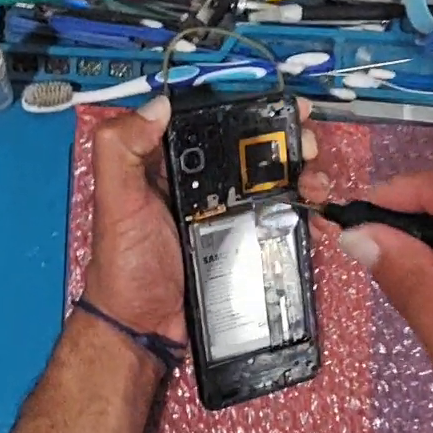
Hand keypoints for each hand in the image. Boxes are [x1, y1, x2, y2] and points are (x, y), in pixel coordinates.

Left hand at [84, 97, 318, 343]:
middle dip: (286, 140)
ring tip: (315, 177)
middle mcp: (201, 185)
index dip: (248, 111)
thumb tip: (161, 104)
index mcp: (169, 165)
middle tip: (308, 143)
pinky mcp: (246, 244)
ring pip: (272, 181)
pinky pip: (278, 217)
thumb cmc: (127, 263)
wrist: (144, 327)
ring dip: (301, 171)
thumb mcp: (116, 201)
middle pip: (251, 150)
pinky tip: (317, 205)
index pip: (213, 125)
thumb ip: (121, 150)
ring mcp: (227, 214)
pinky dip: (302, 208)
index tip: (283, 106)